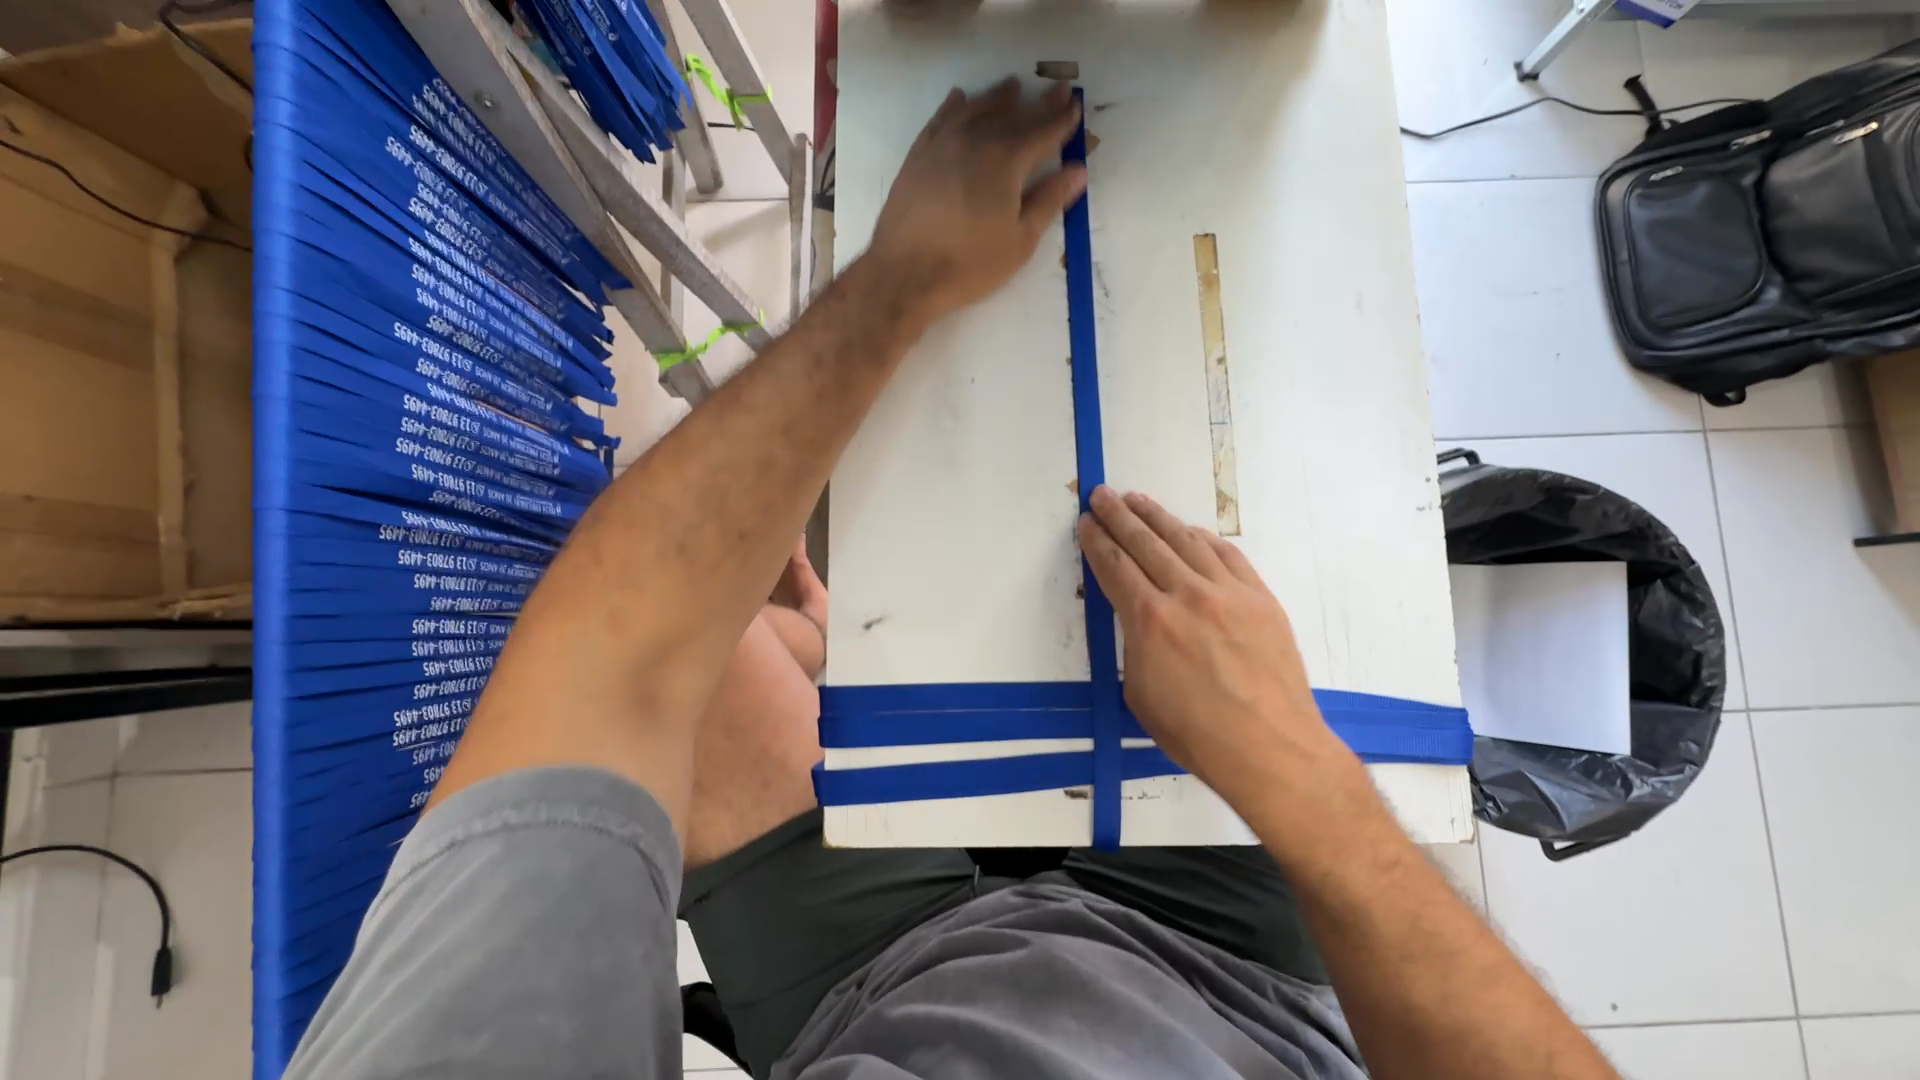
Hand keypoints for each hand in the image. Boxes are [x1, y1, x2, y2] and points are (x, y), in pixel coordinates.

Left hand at [866, 77, 1086, 321]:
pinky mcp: (917, 157)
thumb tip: (1078, 170)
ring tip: (1011, 87)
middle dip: (1038, 103)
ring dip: (996, 97)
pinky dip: (954, 107)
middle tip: (1057, 88)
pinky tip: (959, 99)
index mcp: (1007, 161)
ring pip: (975, 110)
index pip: (1042, 131)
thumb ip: (1049, 200)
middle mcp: (976, 141)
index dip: (1061, 120)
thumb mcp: (1019, 240)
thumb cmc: (969, 265)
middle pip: (1012, 115)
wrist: (905, 273)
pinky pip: (939, 120)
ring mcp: (942, 145)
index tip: (1076, 106)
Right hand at [1078, 487, 1363, 810]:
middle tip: (1102, 495)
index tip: (1087, 523)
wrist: (1270, 748)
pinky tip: (1190, 530)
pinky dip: (1203, 538)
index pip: (1115, 566)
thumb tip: (1141, 619)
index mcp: (1150, 621)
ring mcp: (1228, 592)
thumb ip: (1136, 644)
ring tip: (1138, 500)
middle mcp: (1187, 594)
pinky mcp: (1261, 598)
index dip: (1097, 541)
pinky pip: (1227, 554)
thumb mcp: (1140, 693)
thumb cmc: (1196, 734)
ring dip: (1158, 517)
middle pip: (1146, 542)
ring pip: (1186, 540)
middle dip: (1119, 516)